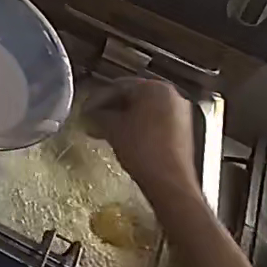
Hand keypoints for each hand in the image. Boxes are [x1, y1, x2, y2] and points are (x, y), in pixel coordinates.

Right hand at [86, 78, 198, 195]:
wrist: (169, 180)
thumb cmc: (141, 149)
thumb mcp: (112, 129)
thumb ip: (98, 116)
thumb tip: (90, 114)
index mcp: (154, 88)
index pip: (119, 86)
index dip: (97, 98)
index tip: (85, 109)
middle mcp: (170, 95)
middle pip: (133, 95)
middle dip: (111, 107)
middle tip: (93, 118)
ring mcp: (179, 112)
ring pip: (144, 108)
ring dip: (123, 117)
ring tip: (105, 130)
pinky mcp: (182, 129)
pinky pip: (155, 120)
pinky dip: (138, 125)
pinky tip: (124, 137)